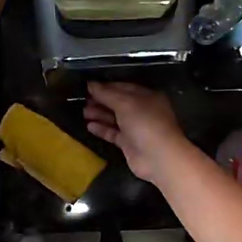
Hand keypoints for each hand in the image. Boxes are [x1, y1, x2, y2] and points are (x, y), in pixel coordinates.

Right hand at [83, 81, 199, 185]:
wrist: (158, 157)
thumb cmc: (145, 123)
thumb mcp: (125, 103)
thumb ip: (106, 94)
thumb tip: (91, 84)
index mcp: (147, 96)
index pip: (124, 87)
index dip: (107, 86)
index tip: (89, 86)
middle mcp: (142, 111)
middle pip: (118, 103)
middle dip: (101, 101)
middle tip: (83, 100)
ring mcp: (136, 128)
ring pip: (115, 118)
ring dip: (100, 114)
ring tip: (84, 112)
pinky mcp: (129, 144)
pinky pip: (113, 133)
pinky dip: (102, 129)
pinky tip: (89, 126)